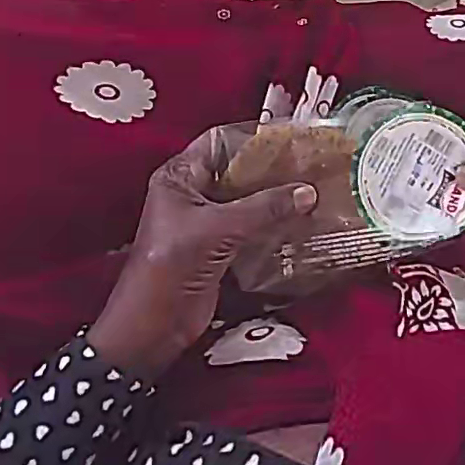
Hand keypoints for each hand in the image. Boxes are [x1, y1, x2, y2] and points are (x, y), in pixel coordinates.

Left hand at [88, 128, 315, 376]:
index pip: (219, 141)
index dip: (252, 136)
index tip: (289, 136)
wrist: (152, 329)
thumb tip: (308, 192)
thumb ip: (263, 208)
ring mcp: (207, 220)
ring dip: (275, 195)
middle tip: (308, 161)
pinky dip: (274, 220)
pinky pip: (252, 223)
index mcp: (180, 177)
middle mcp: (193, 192)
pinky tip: (301, 217)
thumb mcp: (217, 230)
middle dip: (271, 167)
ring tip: (311, 185)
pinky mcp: (220, 245)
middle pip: (237, 169)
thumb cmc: (171, 268)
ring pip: (247, 197)